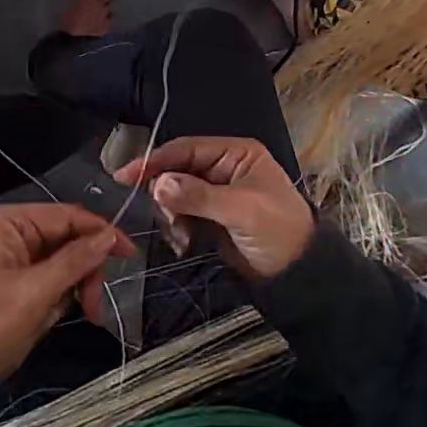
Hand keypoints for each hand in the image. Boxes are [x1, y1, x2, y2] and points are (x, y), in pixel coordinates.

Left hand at [0, 203, 137, 381]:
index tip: (131, 254)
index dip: (100, 232)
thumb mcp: (35, 293)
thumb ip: (75, 262)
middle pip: (66, 237)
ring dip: (74, 286)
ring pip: (61, 260)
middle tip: (94, 305)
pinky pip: (47, 277)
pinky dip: (58, 295)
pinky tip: (53, 315)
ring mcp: (9, 254)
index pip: (65, 215)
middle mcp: (8, 230)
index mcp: (7, 221)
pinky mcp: (11, 278)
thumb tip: (109, 237)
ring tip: (80, 315)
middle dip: (86, 268)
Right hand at [113, 136, 313, 279]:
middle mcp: (220, 167)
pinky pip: (177, 213)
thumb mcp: (242, 210)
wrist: (301, 277)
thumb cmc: (279, 232)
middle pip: (174, 170)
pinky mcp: (207, 216)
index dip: (155, 160)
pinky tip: (183, 241)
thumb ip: (199, 195)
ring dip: (169, 213)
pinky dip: (174, 226)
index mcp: (234, 153)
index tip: (125, 176)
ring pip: (172, 193)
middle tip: (165, 217)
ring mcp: (213, 192)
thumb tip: (158, 184)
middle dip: (164, 193)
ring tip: (180, 234)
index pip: (185, 149)